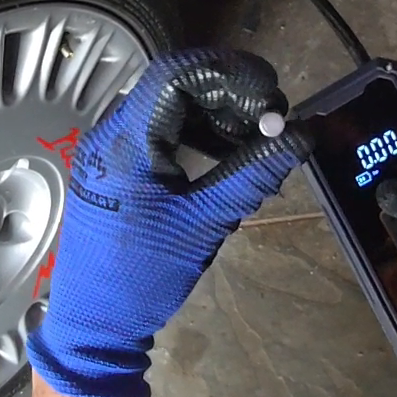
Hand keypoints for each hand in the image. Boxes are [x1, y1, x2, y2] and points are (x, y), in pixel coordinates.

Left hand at [27, 48, 308, 396]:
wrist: (93, 322)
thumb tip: (303, 135)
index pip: (177, 75)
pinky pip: (160, 128)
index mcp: (125, 142)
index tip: (270, 97)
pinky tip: (227, 155)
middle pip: (174, 84)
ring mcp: (109, 147)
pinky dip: (197, 132)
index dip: (230, 74)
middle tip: (271, 120)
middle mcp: (110, 132)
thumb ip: (253, 173)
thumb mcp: (204, 223)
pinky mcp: (116, 163)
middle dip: (229, 94)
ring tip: (256, 140)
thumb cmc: (144, 277)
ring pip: (169, 104)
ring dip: (217, 113)